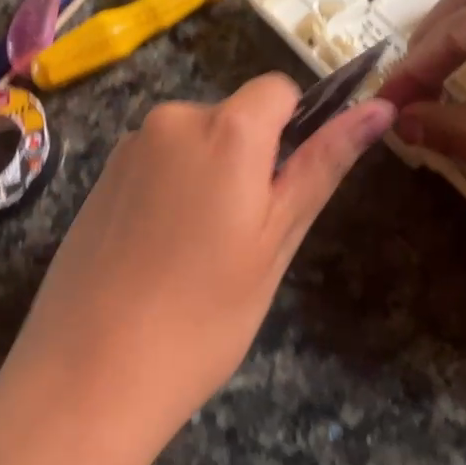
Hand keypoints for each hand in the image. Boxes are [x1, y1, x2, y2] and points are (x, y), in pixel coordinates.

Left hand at [0, 76, 394, 464]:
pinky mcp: (101, 174)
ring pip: (195, 141)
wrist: (86, 376)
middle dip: (250, 158)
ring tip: (197, 254)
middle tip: (244, 236)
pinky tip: (158, 253)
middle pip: (235, 116)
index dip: (295, 129)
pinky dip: (170, 189)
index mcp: (227, 128)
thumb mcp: (278, 240)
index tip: (285, 187)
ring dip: (209, 174)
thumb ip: (325, 163)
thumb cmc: (204, 313)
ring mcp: (131, 145)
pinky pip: (156, 161)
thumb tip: (379, 108)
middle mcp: (174, 118)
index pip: (279, 89)